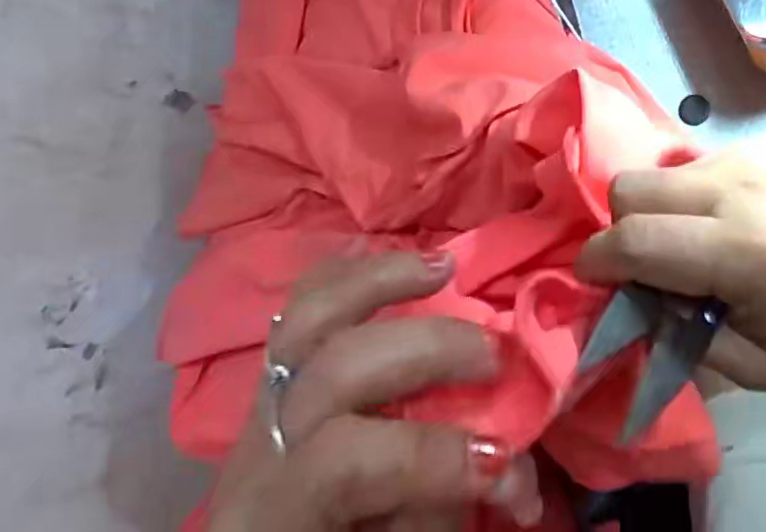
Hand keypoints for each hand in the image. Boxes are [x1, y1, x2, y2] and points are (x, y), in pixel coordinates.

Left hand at [209, 250, 543, 531]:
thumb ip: (443, 510)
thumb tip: (507, 460)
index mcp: (275, 512)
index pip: (343, 461)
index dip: (429, 453)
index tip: (506, 458)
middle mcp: (257, 445)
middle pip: (337, 367)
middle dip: (428, 350)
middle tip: (496, 357)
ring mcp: (262, 398)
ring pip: (310, 313)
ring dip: (387, 279)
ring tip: (447, 266)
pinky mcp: (278, 370)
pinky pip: (307, 300)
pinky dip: (357, 270)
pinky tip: (401, 259)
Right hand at [576, 150, 765, 393]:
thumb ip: (686, 336)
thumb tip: (633, 308)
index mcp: (743, 249)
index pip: (635, 240)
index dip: (597, 262)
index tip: (591, 284)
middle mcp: (739, 188)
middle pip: (631, 185)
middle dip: (619, 229)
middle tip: (643, 272)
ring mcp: (752, 159)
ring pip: (659, 170)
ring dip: (653, 210)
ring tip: (686, 251)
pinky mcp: (764, 150)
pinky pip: (695, 166)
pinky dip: (684, 196)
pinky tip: (717, 228)